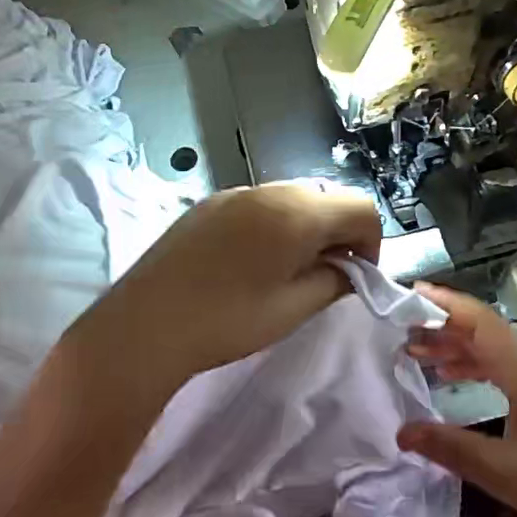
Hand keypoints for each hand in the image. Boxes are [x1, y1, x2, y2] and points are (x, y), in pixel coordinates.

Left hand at [70, 181, 381, 387]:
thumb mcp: (294, 308)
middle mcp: (267, 190)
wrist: (145, 325)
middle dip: (338, 232)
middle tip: (326, 275)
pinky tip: (253, 261)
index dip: (371, 243)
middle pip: (326, 198)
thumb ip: (335, 281)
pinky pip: (259, 205)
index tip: (356, 277)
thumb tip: (350, 269)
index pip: (360, 208)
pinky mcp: (208, 205)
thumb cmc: (227, 322)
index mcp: (296, 212)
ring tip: (289, 270)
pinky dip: (274, 224)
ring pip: (292, 198)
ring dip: (306, 227)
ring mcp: (233, 193)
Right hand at [398, 285, 516, 516]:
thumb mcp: (501, 471)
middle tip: (400, 329)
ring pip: (491, 350)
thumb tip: (401, 432)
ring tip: (415, 352)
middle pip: (483, 332)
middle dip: (441, 325)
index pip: (481, 323)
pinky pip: (500, 369)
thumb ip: (449, 448)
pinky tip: (449, 378)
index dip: (445, 304)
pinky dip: (471, 366)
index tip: (410, 294)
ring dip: (454, 346)